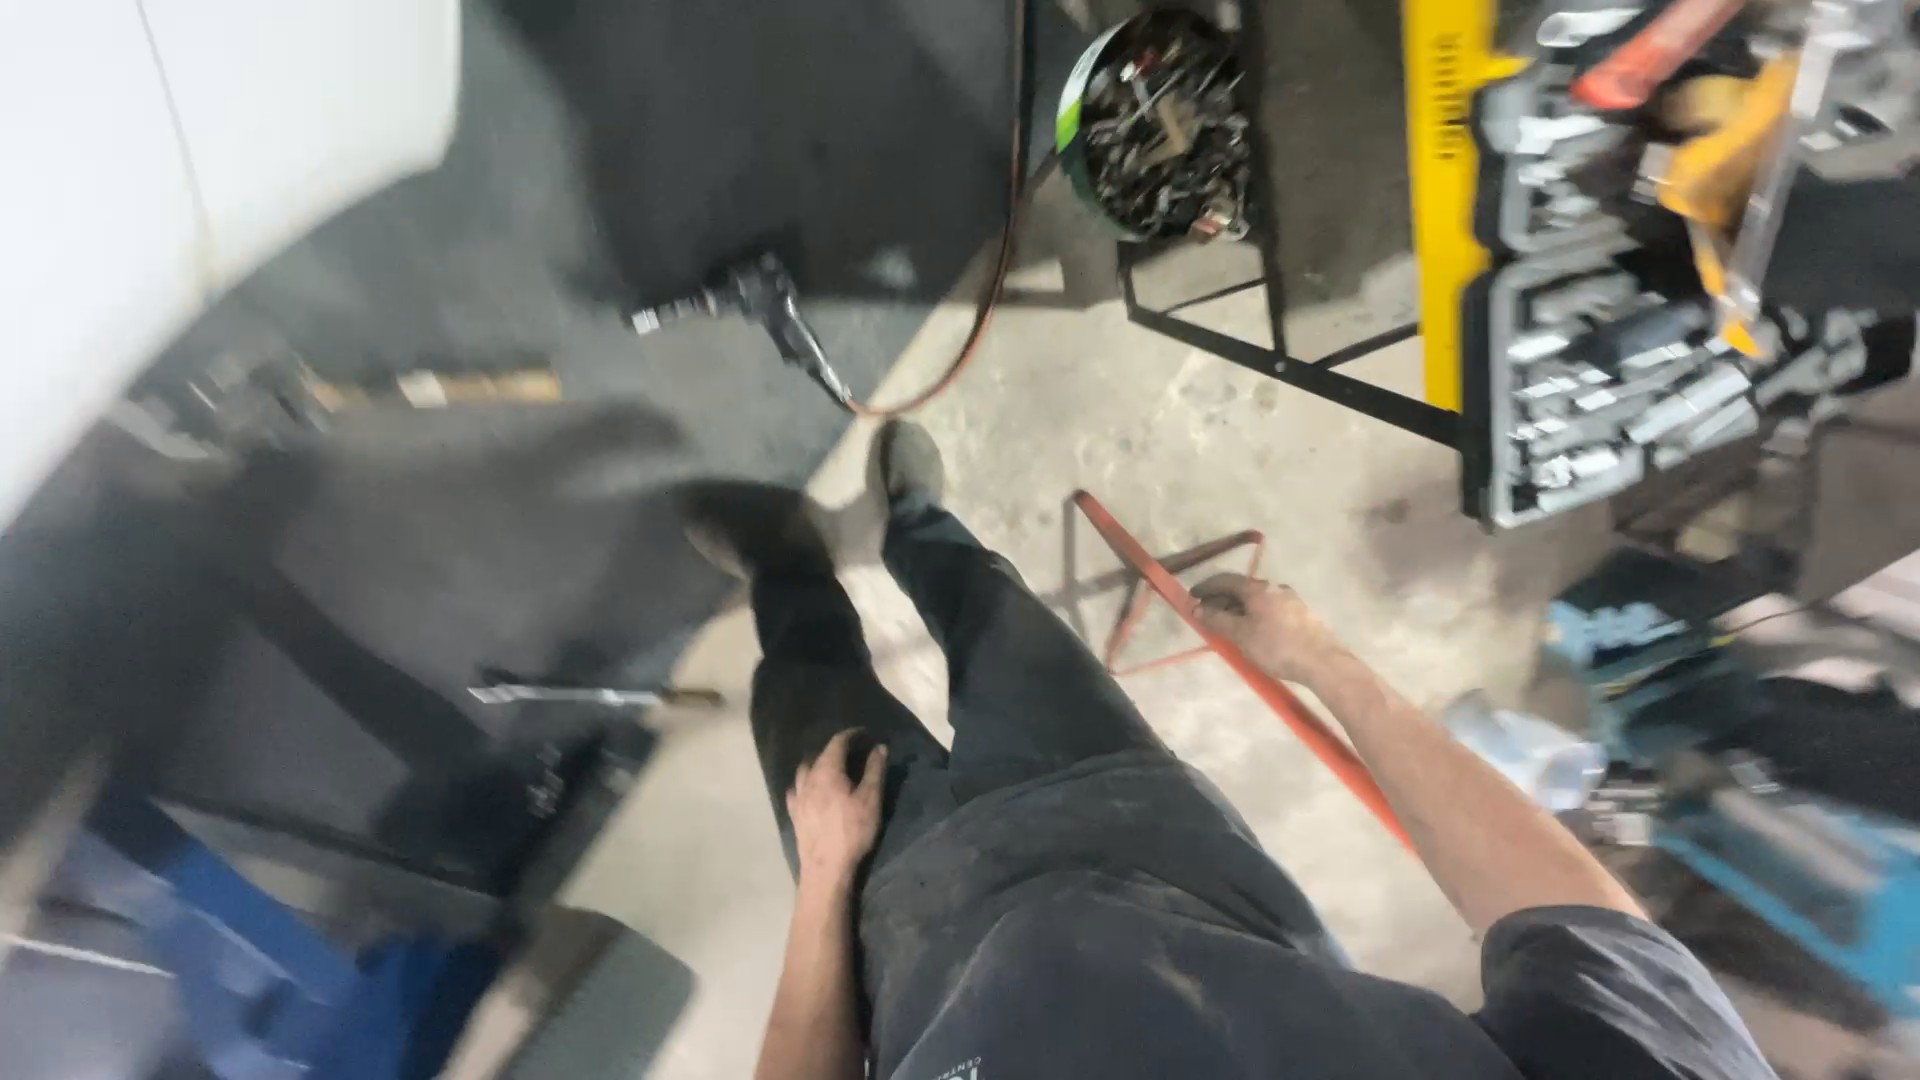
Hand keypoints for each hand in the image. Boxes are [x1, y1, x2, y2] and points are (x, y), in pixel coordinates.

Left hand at [787, 730, 886, 887]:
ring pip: (804, 770)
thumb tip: (879, 747)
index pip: (837, 742)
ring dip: (818, 763)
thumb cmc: (852, 831)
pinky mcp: (794, 814)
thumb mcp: (871, 799)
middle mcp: (808, 778)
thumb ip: (874, 770)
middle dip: (836, 748)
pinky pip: (796, 789)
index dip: (851, 735)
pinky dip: (805, 783)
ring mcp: (798, 796)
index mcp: (827, 771)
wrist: (826, 868)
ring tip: (830, 767)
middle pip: (820, 754)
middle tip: (852, 751)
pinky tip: (810, 790)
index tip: (864, 734)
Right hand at [1190, 573, 1348, 684]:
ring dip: (1238, 607)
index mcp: (1257, 588)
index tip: (1192, 596)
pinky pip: (1269, 607)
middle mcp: (1274, 588)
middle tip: (1207, 613)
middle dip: (1221, 599)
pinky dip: (1253, 613)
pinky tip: (1253, 629)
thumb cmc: (1277, 646)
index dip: (1206, 587)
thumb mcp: (1241, 635)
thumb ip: (1216, 619)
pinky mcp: (1301, 614)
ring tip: (1228, 624)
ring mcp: (1291, 599)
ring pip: (1256, 599)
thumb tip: (1196, 608)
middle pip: (1241, 588)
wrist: (1324, 663)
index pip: (1225, 580)